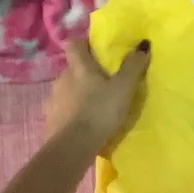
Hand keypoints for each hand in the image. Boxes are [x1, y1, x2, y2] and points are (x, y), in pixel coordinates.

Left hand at [44, 38, 149, 156]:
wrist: (72, 148)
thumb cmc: (99, 111)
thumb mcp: (123, 88)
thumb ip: (133, 66)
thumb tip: (143, 43)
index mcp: (78, 67)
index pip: (74, 44)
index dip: (84, 44)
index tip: (97, 51)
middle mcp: (62, 79)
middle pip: (73, 68)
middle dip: (86, 73)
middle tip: (104, 83)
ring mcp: (53, 101)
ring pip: (67, 90)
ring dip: (78, 95)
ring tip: (94, 107)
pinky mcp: (50, 121)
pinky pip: (62, 111)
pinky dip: (72, 114)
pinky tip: (83, 125)